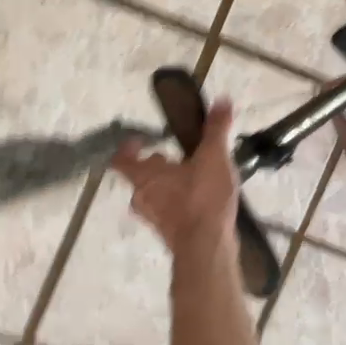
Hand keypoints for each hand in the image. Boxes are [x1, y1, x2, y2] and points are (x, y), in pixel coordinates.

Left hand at [111, 99, 240, 260]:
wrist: (205, 244)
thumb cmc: (203, 197)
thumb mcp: (214, 157)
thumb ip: (217, 129)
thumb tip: (222, 99)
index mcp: (145, 176)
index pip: (123, 160)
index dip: (129, 148)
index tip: (140, 140)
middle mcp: (141, 196)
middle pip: (140, 177)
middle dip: (157, 166)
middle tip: (176, 158)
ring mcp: (153, 217)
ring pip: (154, 195)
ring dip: (169, 185)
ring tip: (194, 179)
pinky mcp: (168, 231)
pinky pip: (168, 210)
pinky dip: (179, 202)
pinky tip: (201, 200)